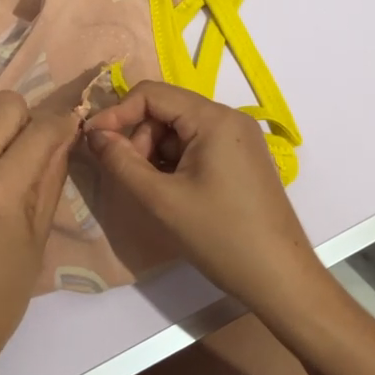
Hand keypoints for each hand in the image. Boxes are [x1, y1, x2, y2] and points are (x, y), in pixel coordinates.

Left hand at [0, 91, 78, 374]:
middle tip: (36, 147)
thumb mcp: (38, 236)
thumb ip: (51, 176)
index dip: (64, 122)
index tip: (75, 126)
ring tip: (9, 154)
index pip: (41, 129)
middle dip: (29, 118)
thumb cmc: (1, 293)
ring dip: (0, 121)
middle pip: (4, 104)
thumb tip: (65, 134)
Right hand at [84, 81, 322, 308]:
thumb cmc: (220, 236)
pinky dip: (175, 163)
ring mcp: (239, 139)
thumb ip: (121, 162)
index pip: (152, 94)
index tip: (93, 140)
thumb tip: (93, 134)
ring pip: (179, 130)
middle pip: (165, 111)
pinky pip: (196, 145)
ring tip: (154, 191)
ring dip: (155, 153)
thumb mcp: (161, 200)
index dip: (117, 113)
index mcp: (214, 119)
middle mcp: (229, 119)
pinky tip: (174, 194)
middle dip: (139, 138)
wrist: (281, 280)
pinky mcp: (242, 159)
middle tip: (132, 177)